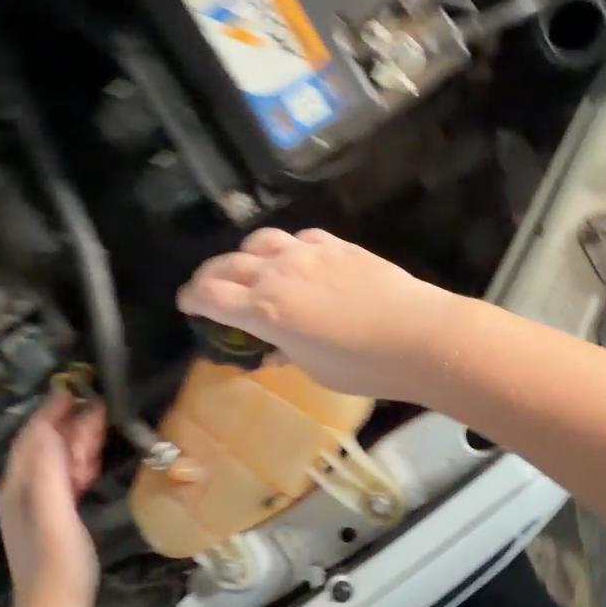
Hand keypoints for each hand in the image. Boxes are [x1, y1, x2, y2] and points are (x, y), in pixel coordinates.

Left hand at [0, 392, 105, 606]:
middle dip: (71, 424)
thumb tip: (52, 427)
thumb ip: (49, 472)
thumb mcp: (55, 516)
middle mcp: (21, 488)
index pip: (33, 434)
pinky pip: (62, 476)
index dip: (55, 409)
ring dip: (76, 442)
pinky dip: (77, 464)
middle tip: (103, 412)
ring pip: (54, 458)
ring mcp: (35, 503)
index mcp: (18, 484)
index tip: (82, 388)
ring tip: (102, 433)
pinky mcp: (51, 516)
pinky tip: (91, 466)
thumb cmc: (57, 565)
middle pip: (43, 443)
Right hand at [176, 228, 463, 401]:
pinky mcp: (337, 244)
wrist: (419, 335)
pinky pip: (299, 237)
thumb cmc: (363, 366)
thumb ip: (284, 351)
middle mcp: (279, 273)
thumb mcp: (313, 369)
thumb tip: (270, 347)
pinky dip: (286, 247)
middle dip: (209, 276)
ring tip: (247, 267)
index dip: (192, 298)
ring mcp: (309, 253)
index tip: (186, 304)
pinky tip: (294, 258)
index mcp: (266, 310)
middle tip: (206, 287)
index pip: (211, 296)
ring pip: (261, 241)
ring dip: (245, 254)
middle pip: (227, 264)